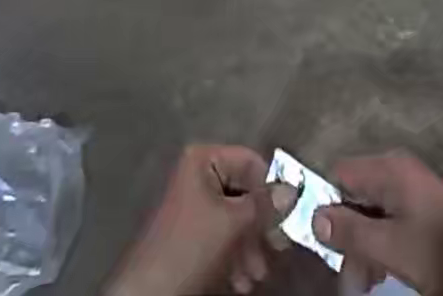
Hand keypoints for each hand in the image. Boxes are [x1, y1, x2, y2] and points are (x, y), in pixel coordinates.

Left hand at [105, 144, 298, 295]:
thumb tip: (292, 190)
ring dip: (251, 246)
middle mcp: (199, 175)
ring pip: (237, 217)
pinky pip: (225, 234)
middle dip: (261, 225)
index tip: (290, 215)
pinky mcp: (194, 232)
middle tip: (276, 250)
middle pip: (245, 191)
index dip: (272, 187)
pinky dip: (236, 255)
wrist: (149, 293)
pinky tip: (240, 281)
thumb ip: (264, 205)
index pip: (250, 161)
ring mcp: (195, 203)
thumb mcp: (232, 223)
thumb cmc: (190, 247)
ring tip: (255, 274)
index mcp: (203, 160)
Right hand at [311, 152, 442, 295]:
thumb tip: (314, 215)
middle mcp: (402, 171)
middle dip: (348, 234)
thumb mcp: (394, 247)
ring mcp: (419, 192)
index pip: (340, 173)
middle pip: (357, 195)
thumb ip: (352, 231)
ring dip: (365, 247)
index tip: (323, 242)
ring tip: (366, 283)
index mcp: (391, 169)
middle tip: (350, 279)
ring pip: (375, 214)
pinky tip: (388, 271)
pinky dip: (385, 247)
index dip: (327, 204)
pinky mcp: (431, 213)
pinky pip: (394, 223)